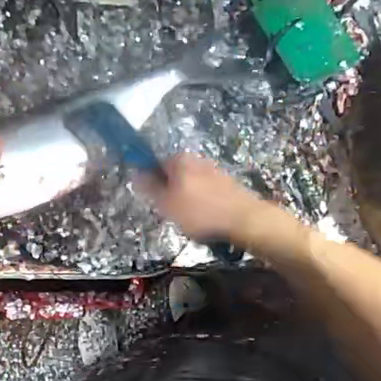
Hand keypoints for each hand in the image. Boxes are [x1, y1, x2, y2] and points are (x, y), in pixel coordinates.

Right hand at [139, 153, 270, 243]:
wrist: (244, 220)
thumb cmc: (201, 213)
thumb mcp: (167, 204)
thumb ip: (150, 187)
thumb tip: (137, 173)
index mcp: (179, 159)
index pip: (155, 165)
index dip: (152, 183)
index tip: (156, 201)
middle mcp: (197, 159)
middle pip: (175, 175)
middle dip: (172, 192)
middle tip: (173, 213)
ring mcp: (215, 170)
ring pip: (192, 185)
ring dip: (189, 200)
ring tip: (192, 220)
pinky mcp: (228, 183)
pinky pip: (208, 193)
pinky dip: (204, 204)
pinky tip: (208, 219)